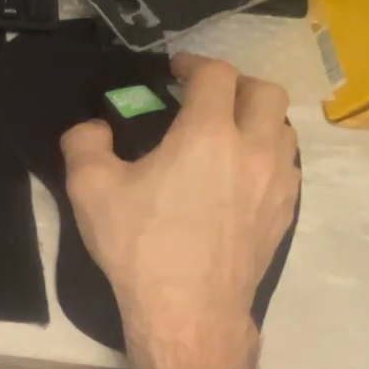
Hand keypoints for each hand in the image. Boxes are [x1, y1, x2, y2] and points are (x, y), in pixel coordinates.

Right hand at [61, 53, 299, 343]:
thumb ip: (84, 143)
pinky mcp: (284, 210)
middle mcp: (254, 147)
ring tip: (221, 134)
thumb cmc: (137, 241)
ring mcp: (278, 180)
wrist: (187, 305)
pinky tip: (232, 175)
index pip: (215, 76)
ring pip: (283, 128)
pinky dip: (262, 153)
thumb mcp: (89, 188)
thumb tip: (93, 128)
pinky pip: (284, 164)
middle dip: (235, 84)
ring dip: (255, 118)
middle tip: (204, 95)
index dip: (194, 64)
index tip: (174, 69)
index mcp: (207, 134)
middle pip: (265, 92)